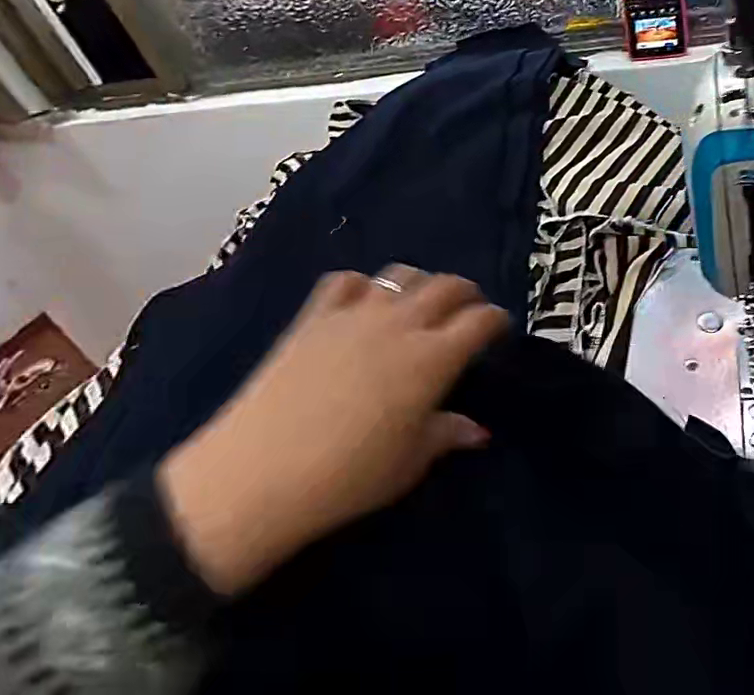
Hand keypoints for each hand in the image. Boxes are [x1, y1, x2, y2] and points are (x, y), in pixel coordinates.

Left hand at [157, 266, 507, 595]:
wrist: (254, 477)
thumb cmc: (347, 477)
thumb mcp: (409, 463)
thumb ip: (447, 434)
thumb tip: (477, 430)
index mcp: (433, 358)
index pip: (480, 320)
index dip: (496, 320)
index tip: (499, 329)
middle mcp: (401, 325)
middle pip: (448, 286)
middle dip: (467, 293)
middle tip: (469, 310)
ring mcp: (355, 315)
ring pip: (401, 276)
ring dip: (421, 283)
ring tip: (421, 302)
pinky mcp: (314, 318)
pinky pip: (346, 282)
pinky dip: (363, 286)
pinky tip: (363, 303)